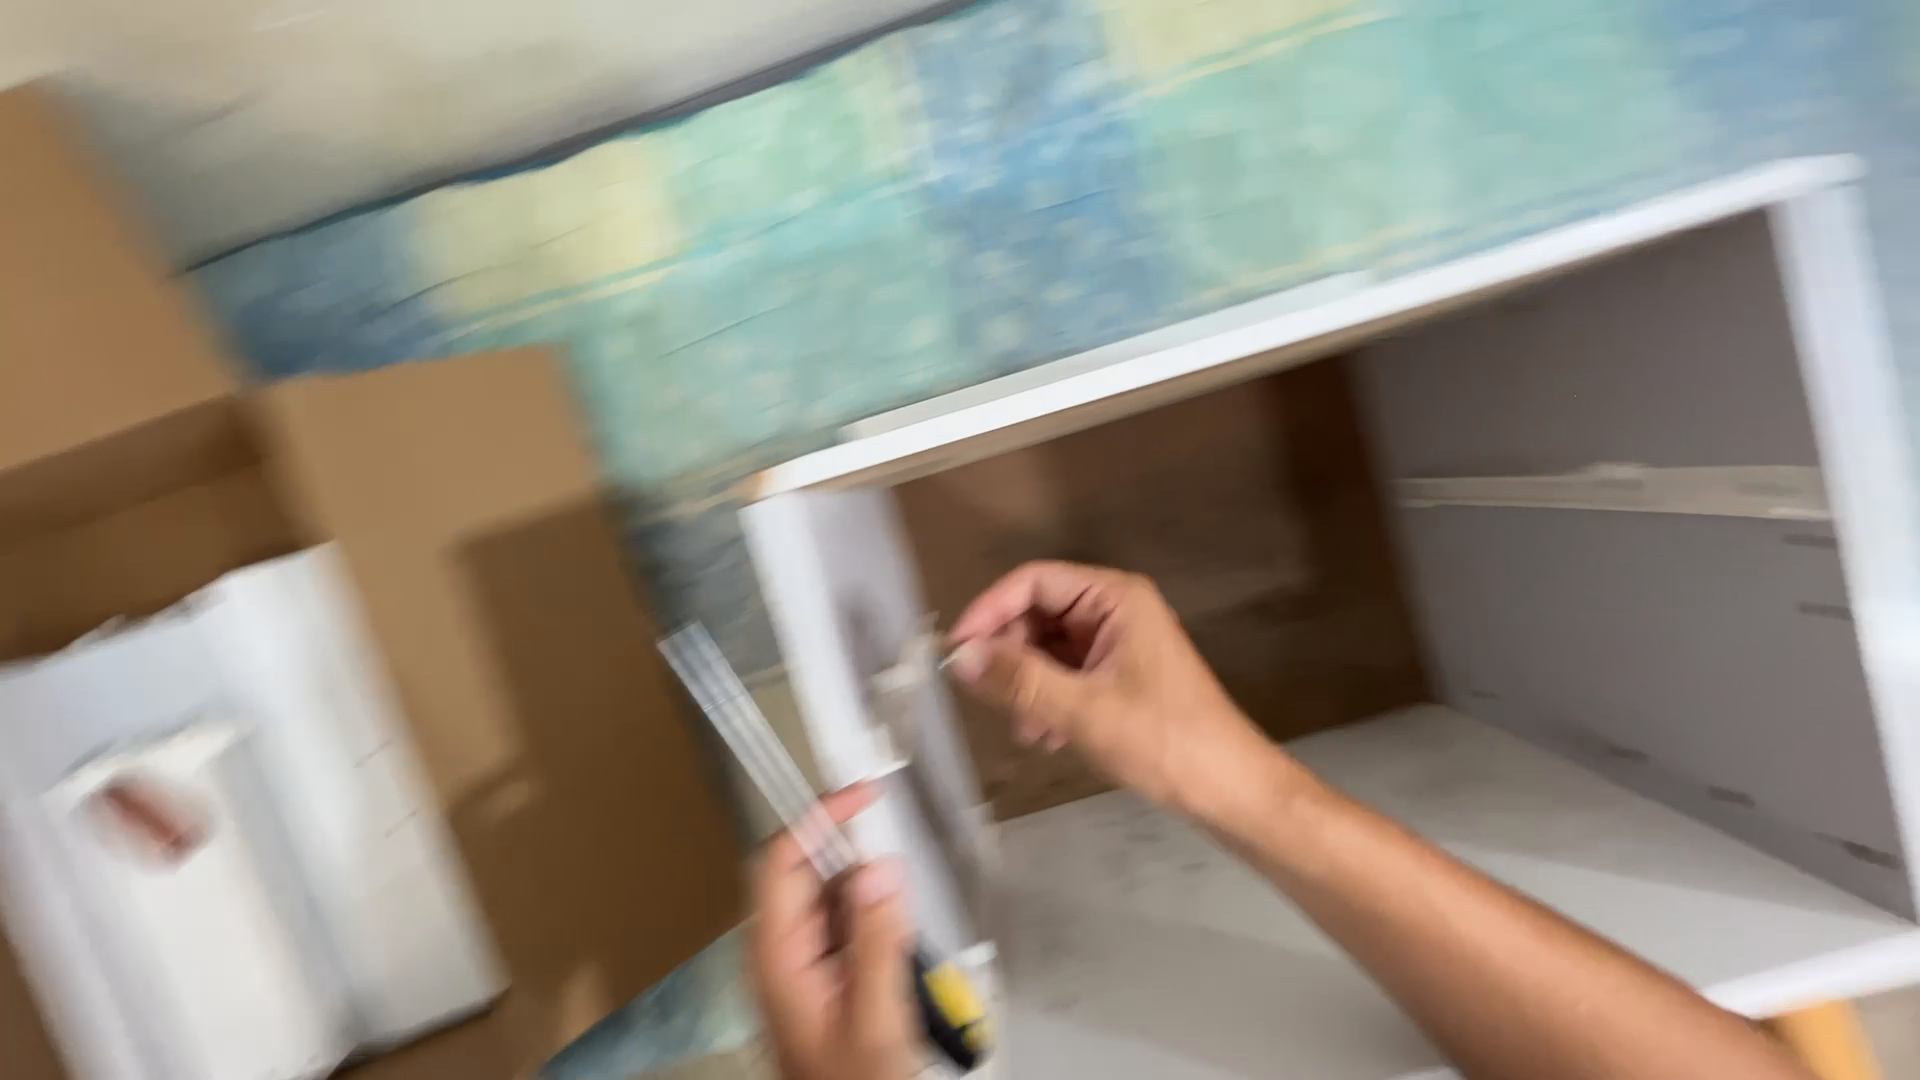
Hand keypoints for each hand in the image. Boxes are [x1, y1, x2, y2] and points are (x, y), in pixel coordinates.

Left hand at [750, 784, 915, 1079]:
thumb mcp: (875, 1020)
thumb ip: (878, 941)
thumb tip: (882, 865)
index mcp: (776, 955)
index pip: (781, 863)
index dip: (817, 819)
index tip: (866, 794)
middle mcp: (781, 948)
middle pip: (805, 870)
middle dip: (849, 848)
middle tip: (895, 837)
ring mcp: (802, 959)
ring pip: (829, 891)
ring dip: (866, 881)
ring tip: (899, 901)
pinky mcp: (824, 969)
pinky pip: (845, 917)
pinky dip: (872, 907)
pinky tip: (896, 928)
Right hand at [945, 560, 1281, 818]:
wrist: (1229, 790)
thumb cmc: (1163, 740)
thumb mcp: (1083, 710)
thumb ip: (1020, 680)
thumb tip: (960, 658)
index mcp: (1113, 598)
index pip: (1033, 581)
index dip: (989, 609)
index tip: (957, 648)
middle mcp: (1112, 610)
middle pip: (1037, 615)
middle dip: (1010, 657)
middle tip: (986, 696)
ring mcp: (1115, 643)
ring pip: (1047, 649)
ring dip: (1026, 686)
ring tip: (1026, 730)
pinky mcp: (1116, 675)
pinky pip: (1064, 674)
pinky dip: (1047, 700)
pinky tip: (1047, 737)